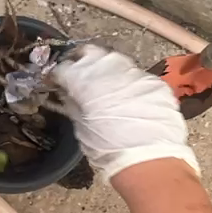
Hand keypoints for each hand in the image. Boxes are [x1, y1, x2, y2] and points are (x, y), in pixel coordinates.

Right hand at [50, 45, 197, 181]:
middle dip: (82, 60)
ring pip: (117, 62)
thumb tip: (69, 95)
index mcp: (86, 80)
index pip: (64, 67)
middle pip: (91, 53)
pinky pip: (138, 77)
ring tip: (106, 86)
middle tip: (78, 73)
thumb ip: (74, 105)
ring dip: (108, 70)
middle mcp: (110, 69)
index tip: (56, 80)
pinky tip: (130, 99)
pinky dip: (130, 84)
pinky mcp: (155, 83)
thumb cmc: (108, 149)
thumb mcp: (82, 128)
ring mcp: (136, 73)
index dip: (58, 74)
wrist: (149, 160)